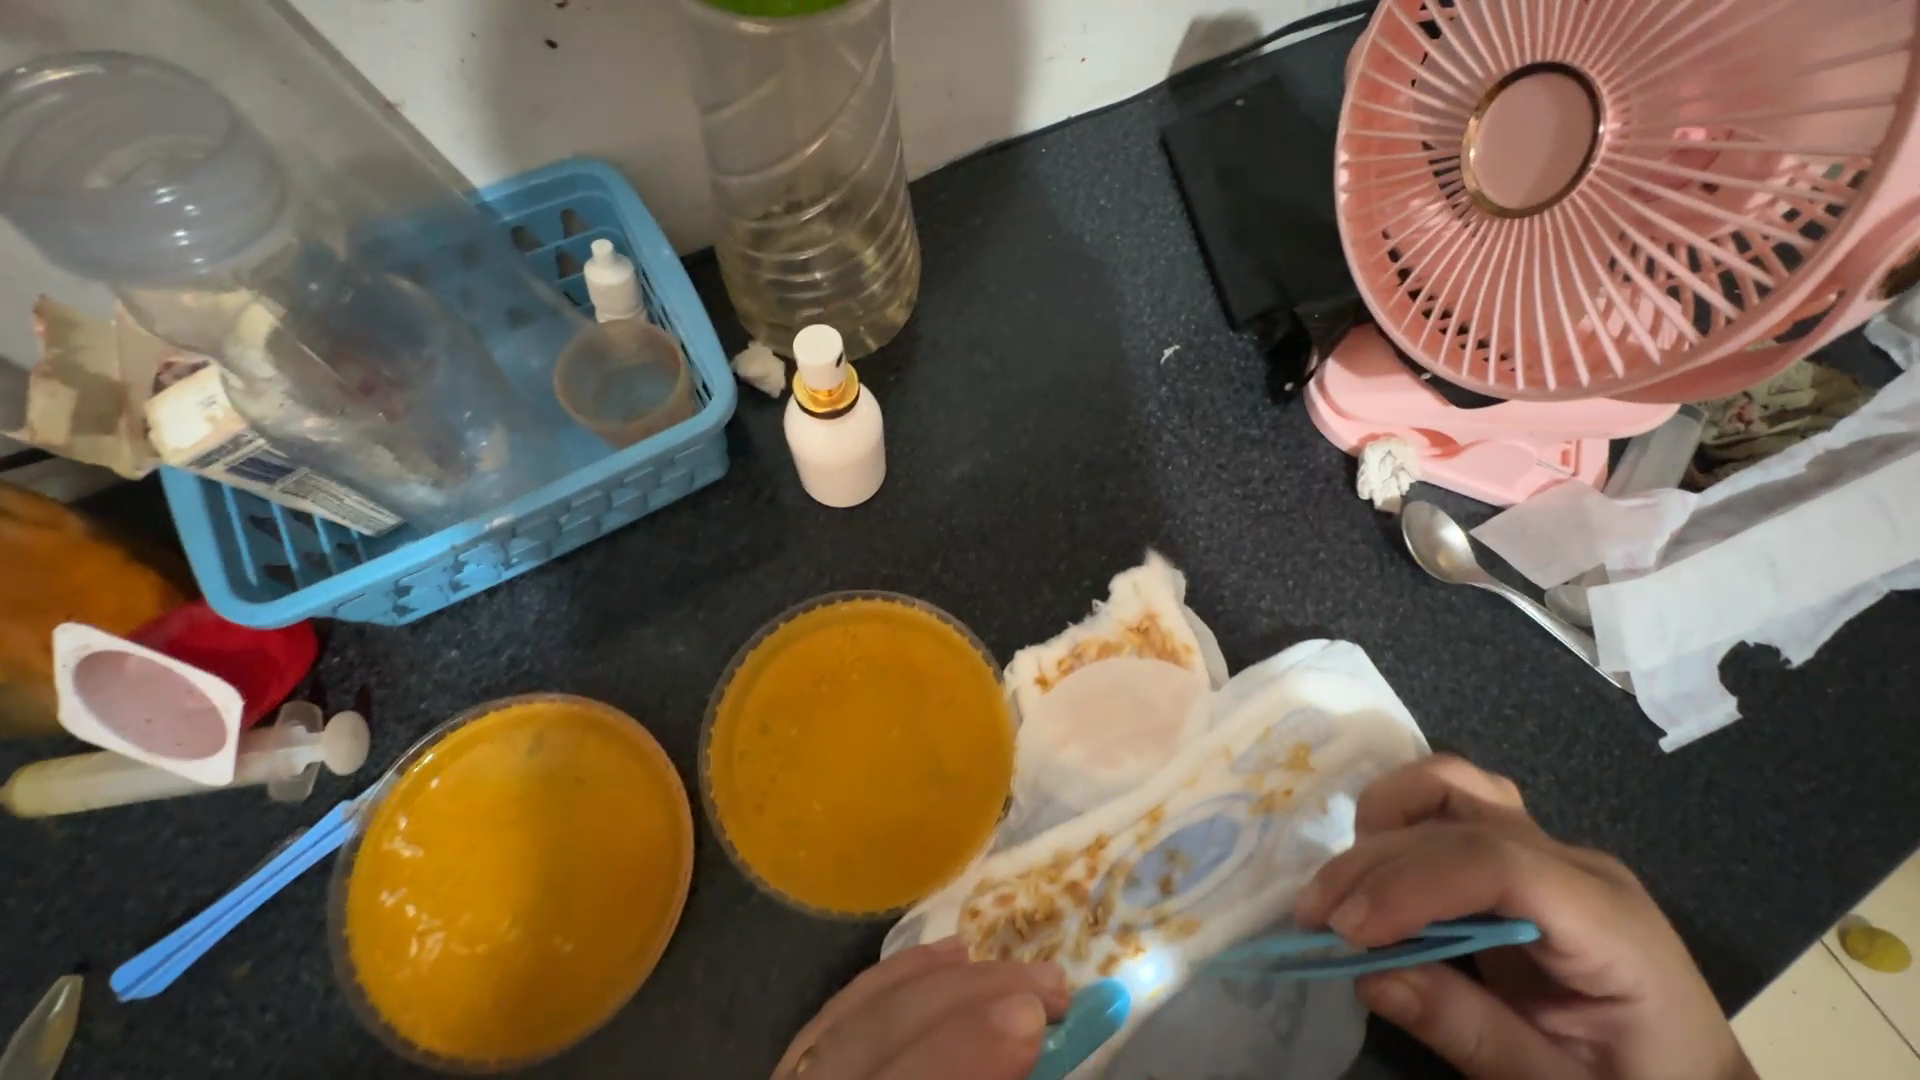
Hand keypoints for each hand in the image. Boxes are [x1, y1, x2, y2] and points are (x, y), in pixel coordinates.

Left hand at [772, 938, 1069, 1079]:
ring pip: (859, 1016)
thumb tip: (1032, 1057)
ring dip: (945, 982)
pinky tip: (949, 956)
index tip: (1031, 1020)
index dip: (963, 1051)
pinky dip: (899, 977)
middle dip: (967, 1002)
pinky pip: (841, 1011)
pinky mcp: (792, 1074)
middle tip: (1051, 987)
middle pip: (877, 1041)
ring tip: (1018, 972)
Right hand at [1294, 756, 1757, 1079]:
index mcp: (1607, 922)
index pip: (1497, 864)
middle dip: (1371, 864)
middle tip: (1315, 920)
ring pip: (1448, 783)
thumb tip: (1366, 975)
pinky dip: (1396, 818)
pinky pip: (1446, 802)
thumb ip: (1472, 1034)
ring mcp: (1544, 847)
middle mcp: (1573, 863)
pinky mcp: (1513, 850)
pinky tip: (1374, 866)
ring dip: (1382, 820)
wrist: (1686, 1078)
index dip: (1411, 885)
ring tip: (1346, 884)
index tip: (1348, 932)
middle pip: (1454, 821)